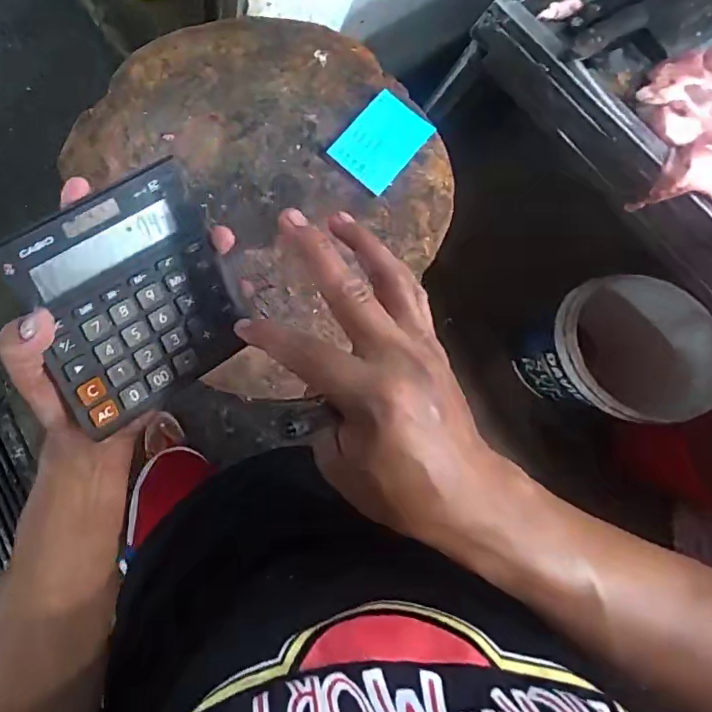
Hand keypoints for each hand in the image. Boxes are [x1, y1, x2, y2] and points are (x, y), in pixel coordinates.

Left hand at [0, 177, 235, 463]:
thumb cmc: (61, 401)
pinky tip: (237, 282)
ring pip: (176, 272)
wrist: (99, 443)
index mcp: (78, 297)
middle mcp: (118, 294)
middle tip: (186, 213)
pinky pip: (198, 309)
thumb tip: (38, 317)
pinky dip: (219, 292)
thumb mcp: (29, 376)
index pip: (77, 248)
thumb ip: (21, 351)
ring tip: (221, 239)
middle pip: (141, 250)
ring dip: (202, 251)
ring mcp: (150, 313)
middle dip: (164, 225)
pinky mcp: (176, 334)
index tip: (83, 186)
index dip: (78, 214)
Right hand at [233, 209, 509, 545]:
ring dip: (364, 243)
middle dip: (314, 252)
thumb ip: (324, 415)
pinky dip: (393, 271)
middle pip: (349, 292)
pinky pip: (413, 296)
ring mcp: (421, 345)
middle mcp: (398, 355)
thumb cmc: (401, 489)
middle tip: (290, 221)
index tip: (244, 323)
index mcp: (371, 391)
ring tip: (339, 218)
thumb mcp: (343, 464)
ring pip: (392, 279)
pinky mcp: (435, 345)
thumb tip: (320, 386)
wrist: (467, 492)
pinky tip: (378, 257)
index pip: (308, 353)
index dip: (270, 337)